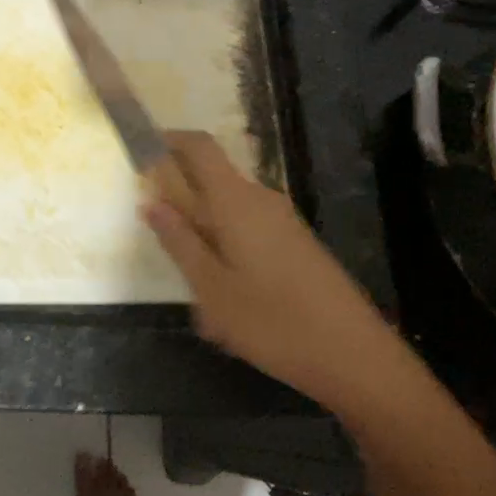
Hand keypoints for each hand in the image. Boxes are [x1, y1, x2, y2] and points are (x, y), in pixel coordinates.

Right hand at [143, 131, 395, 412]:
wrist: (353, 355)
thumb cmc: (272, 321)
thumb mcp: (211, 289)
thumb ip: (179, 242)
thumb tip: (150, 202)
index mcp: (235, 200)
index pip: (199, 147)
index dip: (169, 141)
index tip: (141, 156)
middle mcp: (261, 198)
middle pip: (212, 179)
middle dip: (183, 203)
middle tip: (164, 251)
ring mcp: (283, 221)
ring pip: (230, 211)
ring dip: (206, 236)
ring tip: (200, 295)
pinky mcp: (297, 243)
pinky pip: (250, 231)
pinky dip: (229, 251)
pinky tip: (231, 304)